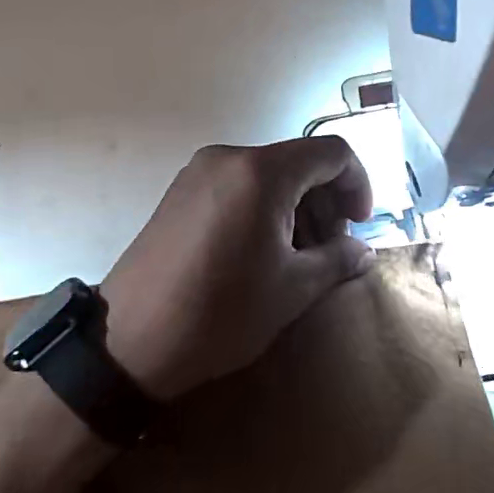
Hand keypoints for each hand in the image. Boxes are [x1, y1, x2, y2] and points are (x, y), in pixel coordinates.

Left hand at [100, 137, 374, 401]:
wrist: (130, 340)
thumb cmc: (222, 312)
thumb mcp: (293, 289)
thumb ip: (338, 260)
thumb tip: (363, 251)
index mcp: (262, 173)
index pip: (333, 152)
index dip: (358, 184)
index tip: (358, 226)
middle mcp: (229, 158)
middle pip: (299, 161)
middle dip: (326, 201)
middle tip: (330, 250)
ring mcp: (198, 172)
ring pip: (269, 175)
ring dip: (296, 207)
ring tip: (297, 257)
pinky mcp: (180, 193)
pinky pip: (238, 186)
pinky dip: (264, 209)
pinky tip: (260, 253)